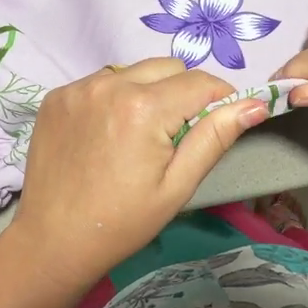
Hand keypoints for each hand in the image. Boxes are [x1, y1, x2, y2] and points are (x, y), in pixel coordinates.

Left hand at [8, 58, 268, 288]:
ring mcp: (79, 87)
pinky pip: (101, 81)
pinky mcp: (58, 95)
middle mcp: (110, 84)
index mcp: (144, 107)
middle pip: (168, 67)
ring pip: (134, 71)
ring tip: (138, 135)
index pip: (200, 81)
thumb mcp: (177, 186)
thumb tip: (255, 104)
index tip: (221, 120)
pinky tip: (106, 134)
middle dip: (183, 92)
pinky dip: (114, 98)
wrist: (52, 240)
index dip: (220, 98)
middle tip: (175, 134)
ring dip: (147, 91)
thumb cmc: (122, 222)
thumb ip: (215, 138)